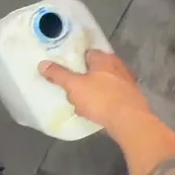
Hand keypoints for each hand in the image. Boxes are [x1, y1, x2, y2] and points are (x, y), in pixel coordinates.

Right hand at [38, 49, 161, 139]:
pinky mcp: (131, 99)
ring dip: (94, 91)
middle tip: (72, 86)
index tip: (66, 68)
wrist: (130, 121)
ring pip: (105, 84)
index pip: (88, 53)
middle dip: (85, 77)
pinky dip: (104, 102)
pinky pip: (112, 97)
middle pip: (97, 68)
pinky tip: (96, 111)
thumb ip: (59, 74)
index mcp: (104, 59)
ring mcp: (127, 83)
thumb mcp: (74, 86)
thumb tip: (43, 64)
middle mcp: (118, 67)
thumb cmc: (100, 98)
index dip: (76, 59)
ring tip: (81, 101)